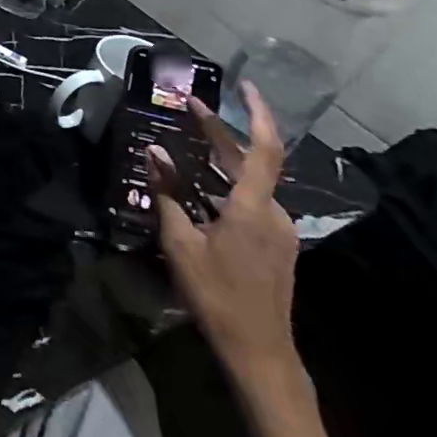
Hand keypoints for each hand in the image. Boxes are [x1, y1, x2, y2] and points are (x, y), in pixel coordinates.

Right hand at [147, 82, 302, 375]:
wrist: (259, 351)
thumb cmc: (216, 295)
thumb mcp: (181, 244)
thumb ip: (168, 194)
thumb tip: (154, 153)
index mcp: (253, 207)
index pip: (263, 147)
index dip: (257, 112)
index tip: (244, 85)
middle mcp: (275, 211)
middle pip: (253, 161)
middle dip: (223, 134)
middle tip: (194, 110)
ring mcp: (282, 230)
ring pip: (254, 184)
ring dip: (226, 162)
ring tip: (195, 149)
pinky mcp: (280, 247)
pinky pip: (256, 204)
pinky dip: (233, 188)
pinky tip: (209, 195)